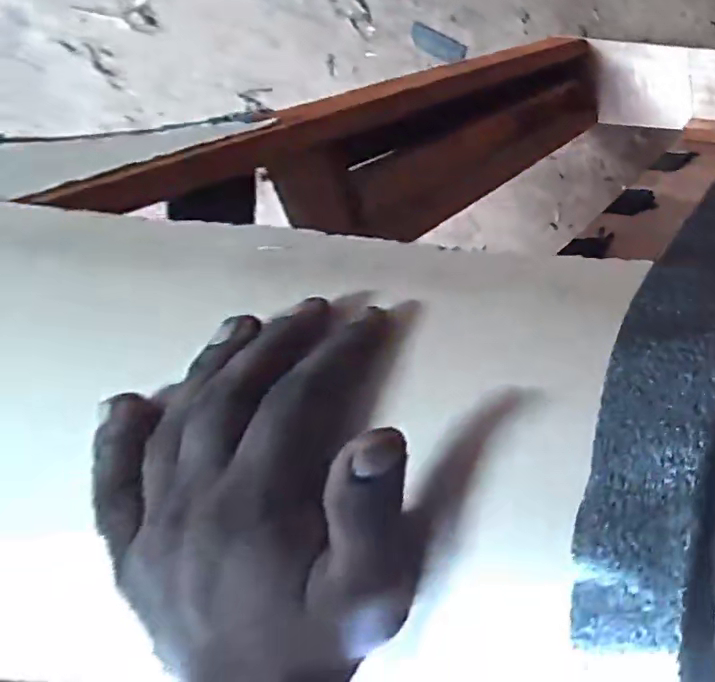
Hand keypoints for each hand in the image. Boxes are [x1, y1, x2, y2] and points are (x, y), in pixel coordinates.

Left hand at [91, 298, 520, 681]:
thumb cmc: (330, 632)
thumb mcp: (374, 579)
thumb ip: (371, 509)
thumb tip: (378, 434)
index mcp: (252, 506)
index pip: (292, 403)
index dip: (334, 353)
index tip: (371, 319)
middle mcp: (191, 508)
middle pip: (226, 403)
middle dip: (274, 347)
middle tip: (313, 308)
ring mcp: (153, 532)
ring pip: (171, 430)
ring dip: (208, 371)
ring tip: (242, 327)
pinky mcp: (132, 555)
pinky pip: (112, 487)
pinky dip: (116, 440)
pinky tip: (128, 403)